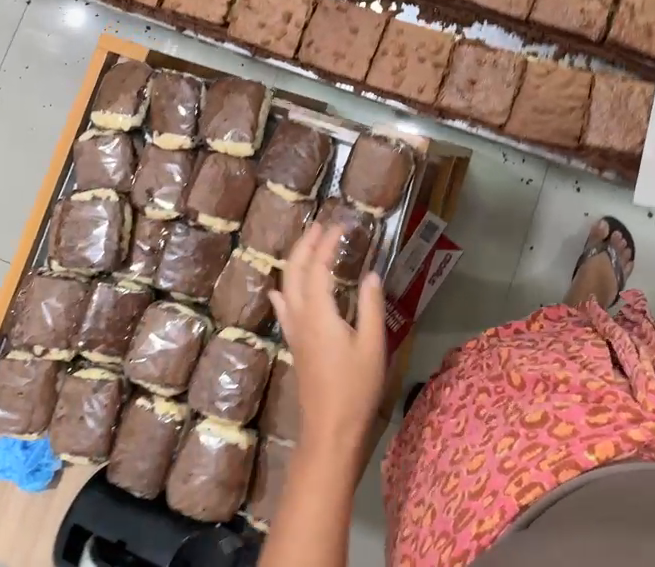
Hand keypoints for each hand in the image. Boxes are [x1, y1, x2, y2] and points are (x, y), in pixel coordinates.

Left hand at [270, 222, 385, 455]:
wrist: (330, 431)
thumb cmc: (356, 388)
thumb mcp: (374, 345)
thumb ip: (371, 306)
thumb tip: (371, 273)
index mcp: (319, 313)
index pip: (318, 266)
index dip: (328, 243)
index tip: (341, 225)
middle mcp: (300, 317)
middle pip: (295, 271)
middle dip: (306, 244)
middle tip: (321, 225)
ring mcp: (294, 332)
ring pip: (286, 286)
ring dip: (296, 261)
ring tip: (308, 245)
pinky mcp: (294, 345)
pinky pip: (283, 308)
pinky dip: (284, 290)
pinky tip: (281, 289)